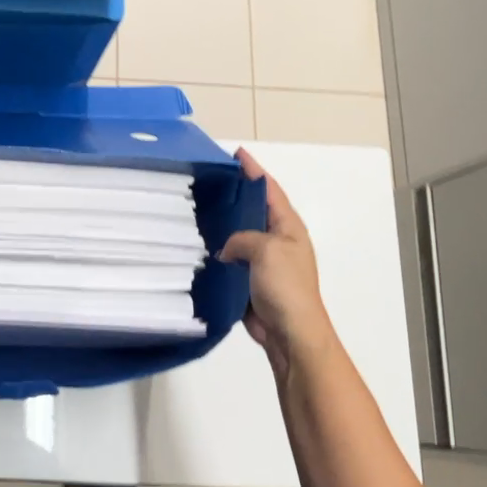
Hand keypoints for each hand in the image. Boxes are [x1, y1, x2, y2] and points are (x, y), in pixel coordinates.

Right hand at [219, 148, 336, 377]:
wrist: (290, 332)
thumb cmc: (286, 287)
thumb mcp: (266, 251)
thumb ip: (242, 238)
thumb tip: (226, 250)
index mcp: (288, 227)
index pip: (269, 191)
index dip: (253, 171)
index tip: (235, 154)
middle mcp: (277, 240)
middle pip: (253, 211)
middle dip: (234, 195)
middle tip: (207, 181)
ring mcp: (264, 262)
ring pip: (239, 235)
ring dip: (222, 225)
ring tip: (196, 211)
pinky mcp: (249, 281)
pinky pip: (231, 259)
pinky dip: (216, 252)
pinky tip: (198, 248)